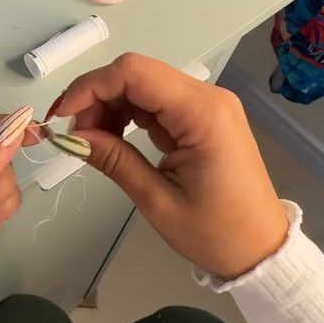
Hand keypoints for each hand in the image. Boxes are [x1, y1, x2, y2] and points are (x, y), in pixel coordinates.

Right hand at [50, 54, 287, 281]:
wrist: (262, 249)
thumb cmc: (217, 233)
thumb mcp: (157, 200)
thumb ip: (114, 160)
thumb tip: (72, 138)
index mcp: (203, 114)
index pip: (134, 74)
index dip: (90, 87)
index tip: (61, 116)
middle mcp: (207, 97)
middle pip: (135, 73)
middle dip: (96, 97)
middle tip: (75, 135)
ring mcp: (206, 104)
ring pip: (141, 83)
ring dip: (108, 105)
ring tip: (92, 141)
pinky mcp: (201, 115)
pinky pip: (153, 100)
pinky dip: (125, 113)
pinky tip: (112, 138)